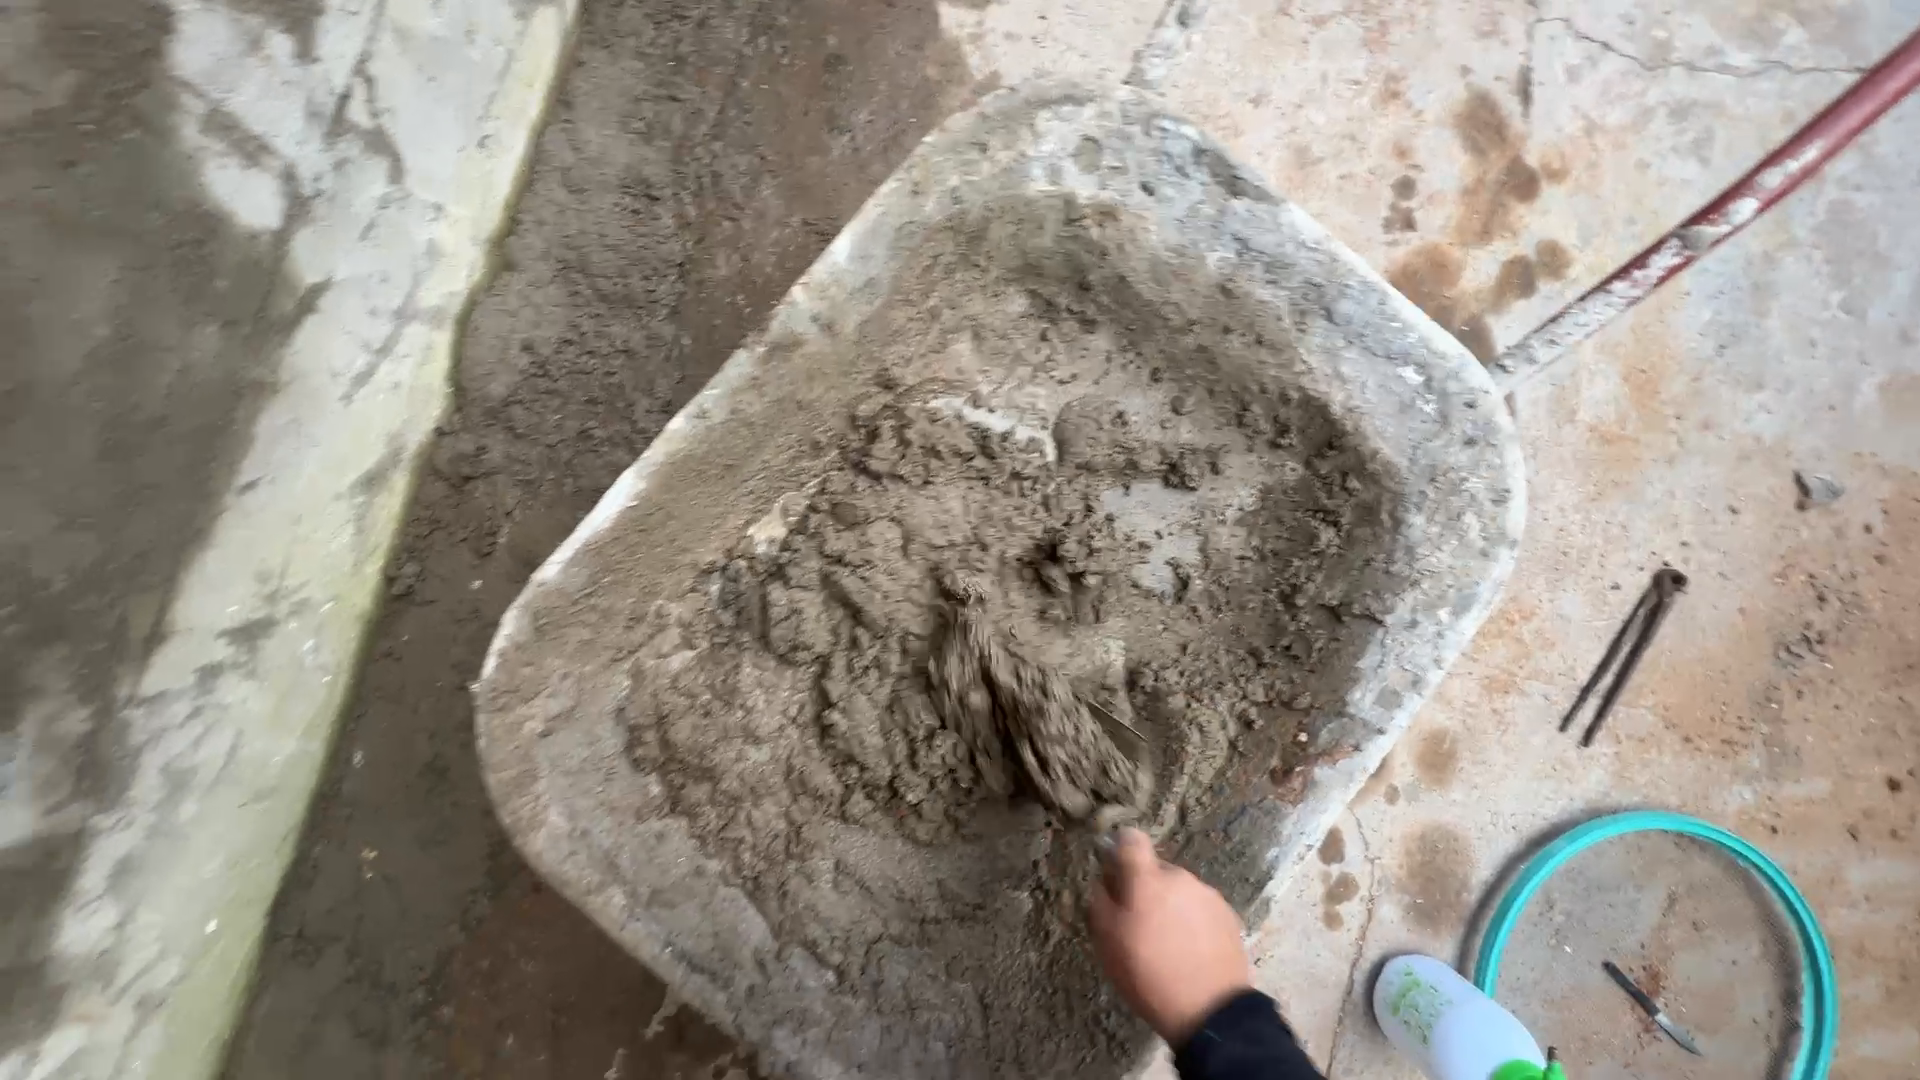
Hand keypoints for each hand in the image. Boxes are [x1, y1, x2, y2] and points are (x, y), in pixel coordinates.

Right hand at [1088, 828, 1252, 1045]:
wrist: (1211, 1013)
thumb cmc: (1149, 975)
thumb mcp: (1108, 943)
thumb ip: (1100, 900)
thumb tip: (1104, 880)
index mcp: (1147, 879)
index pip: (1131, 838)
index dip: (1120, 848)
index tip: (1116, 871)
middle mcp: (1179, 877)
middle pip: (1155, 870)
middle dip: (1146, 888)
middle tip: (1140, 924)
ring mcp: (1207, 894)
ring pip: (1179, 889)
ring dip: (1170, 904)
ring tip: (1169, 942)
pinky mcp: (1228, 914)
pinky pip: (1200, 906)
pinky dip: (1192, 920)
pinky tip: (1190, 949)